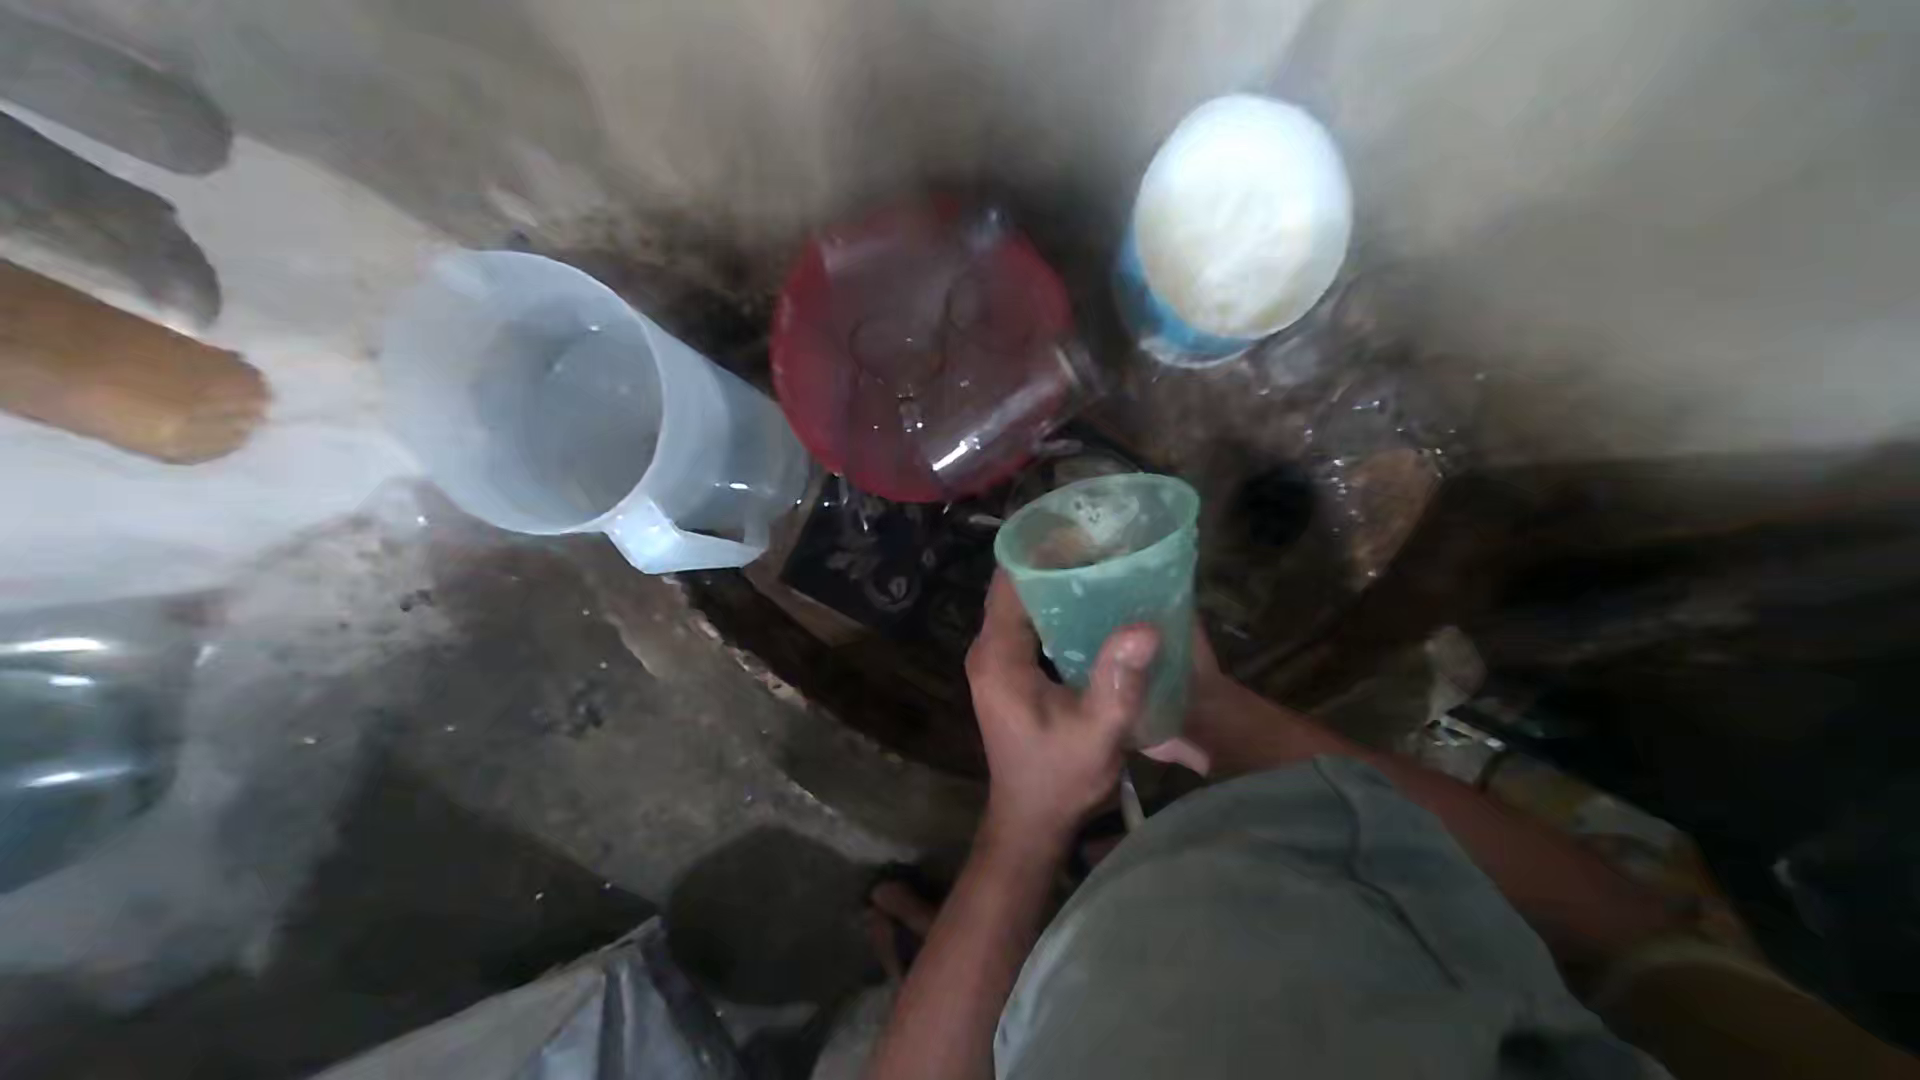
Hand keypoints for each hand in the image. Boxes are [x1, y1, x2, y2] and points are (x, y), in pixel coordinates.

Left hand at [965, 571, 1158, 847]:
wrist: (1032, 820)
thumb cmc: (1060, 779)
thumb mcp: (1098, 733)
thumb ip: (1118, 680)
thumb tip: (1146, 624)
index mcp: (998, 656)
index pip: (1010, 581)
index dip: (1042, 551)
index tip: (1084, 532)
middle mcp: (988, 651)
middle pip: (1015, 587)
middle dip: (1054, 563)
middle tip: (1103, 544)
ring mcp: (995, 661)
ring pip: (1022, 604)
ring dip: (1055, 585)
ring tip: (1103, 566)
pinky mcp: (1008, 672)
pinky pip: (1028, 625)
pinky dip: (1055, 609)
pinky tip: (1094, 607)